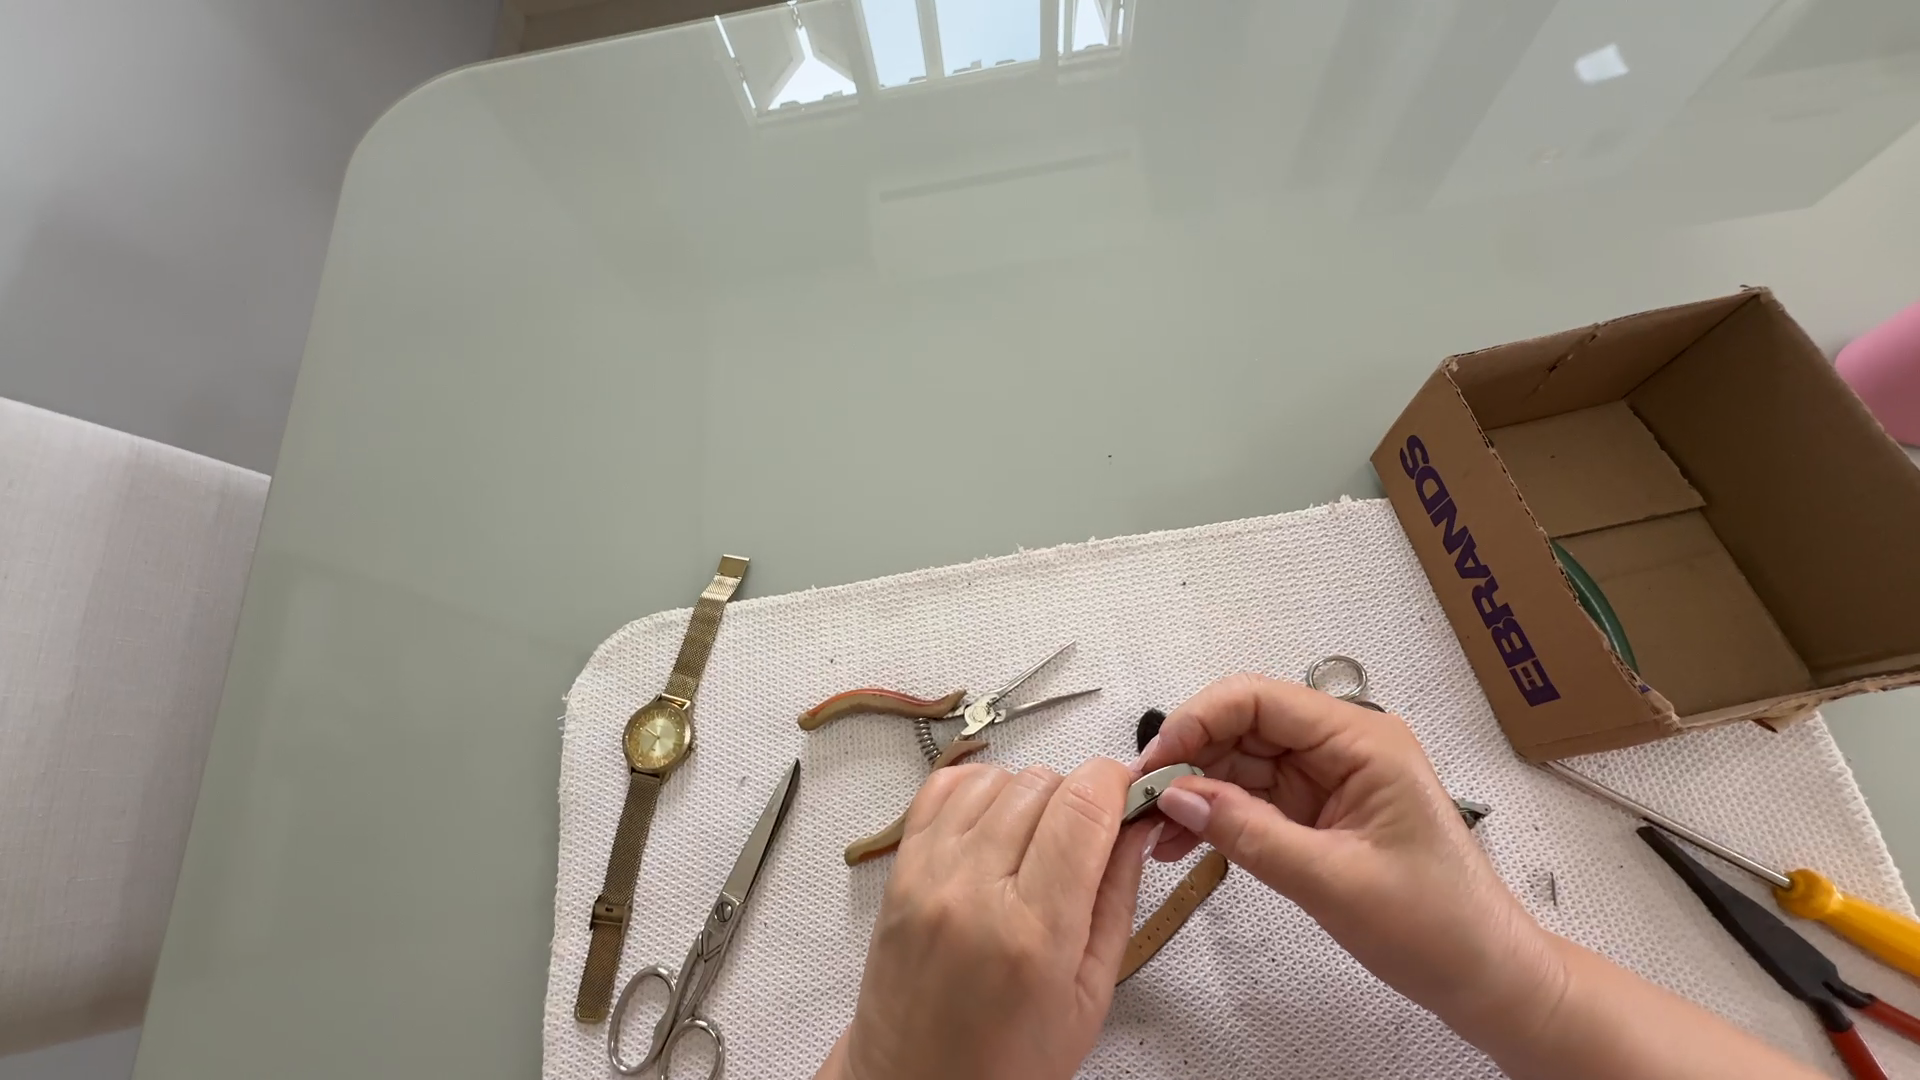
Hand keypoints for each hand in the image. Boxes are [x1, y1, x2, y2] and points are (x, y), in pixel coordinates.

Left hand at [819, 758, 1158, 1079]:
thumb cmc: (1010, 1059)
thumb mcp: (1090, 995)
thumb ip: (1118, 897)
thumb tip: (1137, 821)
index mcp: (1033, 931)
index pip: (1081, 808)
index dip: (1115, 783)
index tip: (1127, 793)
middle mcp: (974, 887)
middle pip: (1041, 783)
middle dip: (1076, 796)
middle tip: (1082, 837)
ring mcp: (929, 870)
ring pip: (996, 778)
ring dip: (1028, 794)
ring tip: (1034, 839)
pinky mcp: (901, 863)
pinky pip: (944, 785)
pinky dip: (980, 788)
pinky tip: (994, 823)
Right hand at [1132, 674, 1559, 1034]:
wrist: (1488, 982)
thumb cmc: (1434, 928)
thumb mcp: (1333, 881)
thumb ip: (1248, 833)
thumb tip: (1173, 796)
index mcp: (1359, 739)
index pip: (1259, 699)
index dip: (1198, 720)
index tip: (1156, 763)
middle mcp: (1336, 744)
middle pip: (1241, 725)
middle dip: (1188, 758)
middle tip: (1144, 800)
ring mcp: (1321, 774)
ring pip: (1236, 760)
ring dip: (1193, 791)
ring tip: (1154, 830)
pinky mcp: (1310, 806)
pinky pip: (1247, 795)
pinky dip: (1212, 815)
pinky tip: (1181, 840)